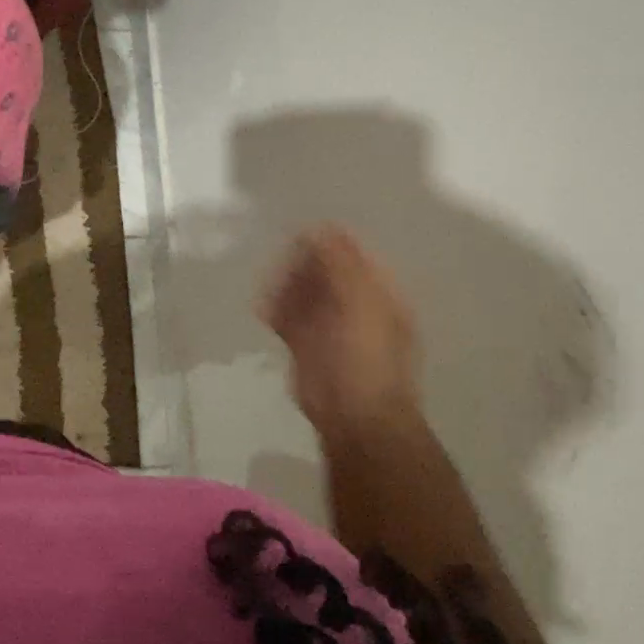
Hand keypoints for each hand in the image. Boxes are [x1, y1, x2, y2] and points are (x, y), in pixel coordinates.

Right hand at [257, 224, 419, 442]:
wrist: (353, 415)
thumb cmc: (364, 358)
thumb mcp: (361, 302)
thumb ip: (342, 263)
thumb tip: (323, 228)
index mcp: (378, 292)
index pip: (351, 254)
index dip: (326, 243)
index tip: (297, 238)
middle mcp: (354, 305)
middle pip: (323, 272)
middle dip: (300, 267)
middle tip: (281, 270)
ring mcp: (328, 327)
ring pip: (302, 295)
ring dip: (285, 289)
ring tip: (272, 294)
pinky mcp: (304, 347)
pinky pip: (287, 320)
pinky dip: (275, 312)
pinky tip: (265, 311)